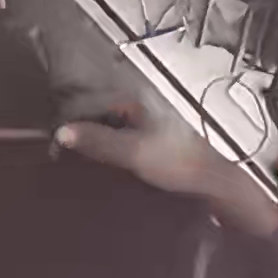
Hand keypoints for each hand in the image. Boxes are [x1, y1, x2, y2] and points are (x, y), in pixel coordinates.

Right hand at [55, 106, 277, 236]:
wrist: (222, 179)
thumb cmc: (178, 160)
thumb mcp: (133, 152)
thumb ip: (97, 141)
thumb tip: (60, 131)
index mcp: (131, 98)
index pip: (87, 104)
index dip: (67, 124)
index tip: (54, 150)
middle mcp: (139, 100)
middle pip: (98, 111)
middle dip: (79, 128)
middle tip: (63, 156)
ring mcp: (150, 116)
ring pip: (111, 122)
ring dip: (94, 137)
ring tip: (80, 160)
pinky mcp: (158, 132)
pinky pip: (124, 132)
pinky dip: (110, 143)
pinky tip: (107, 160)